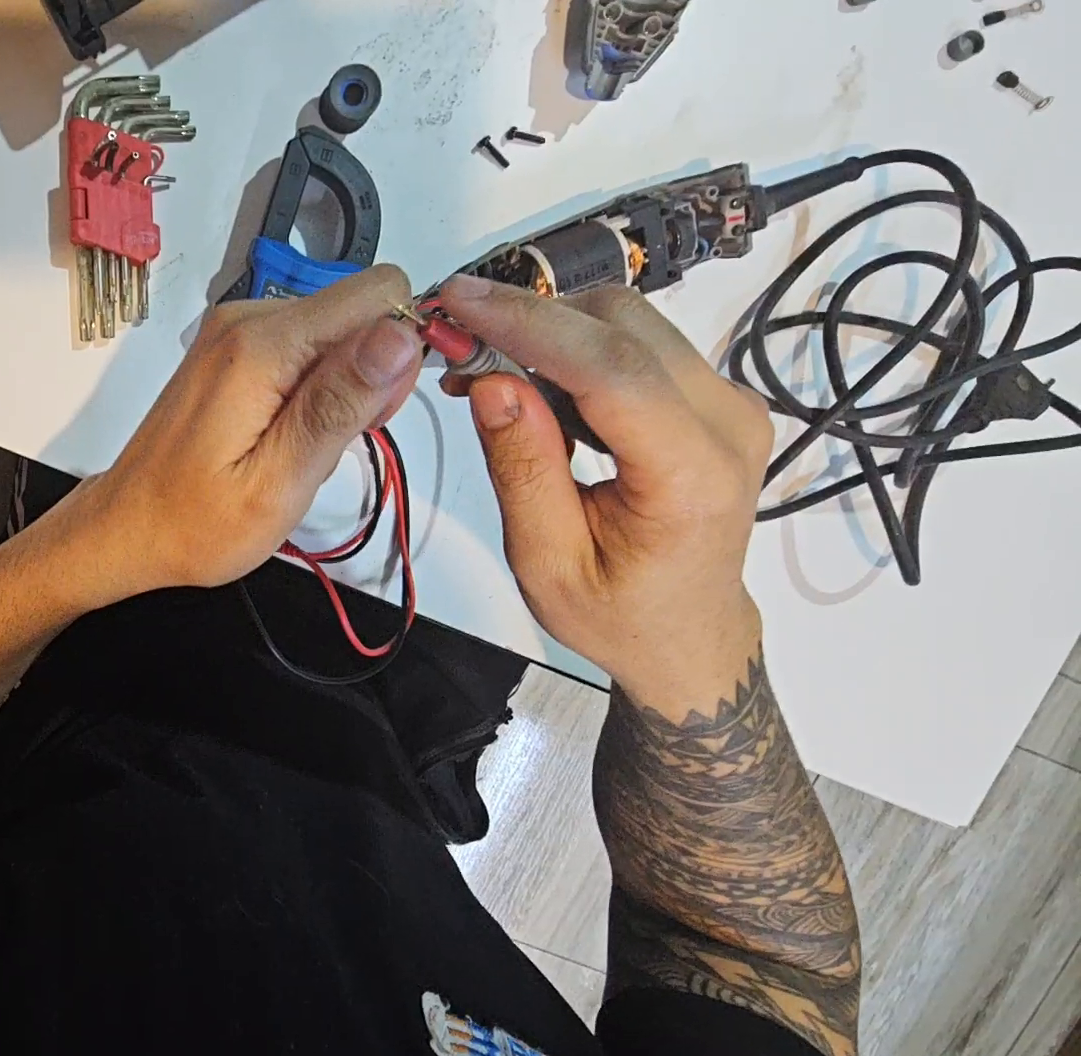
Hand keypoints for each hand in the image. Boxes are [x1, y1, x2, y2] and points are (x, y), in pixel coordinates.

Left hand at [53, 265, 423, 604]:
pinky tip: (282, 436)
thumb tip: (400, 334)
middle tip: (326, 445)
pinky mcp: (232, 351)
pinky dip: (309, 392)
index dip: (399, 352)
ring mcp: (236, 333)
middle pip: (358, 313)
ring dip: (338, 392)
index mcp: (261, 346)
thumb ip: (338, 405)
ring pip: (335, 335)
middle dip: (367, 378)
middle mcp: (246, 321)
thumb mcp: (277, 482)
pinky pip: (304, 350)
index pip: (379, 294)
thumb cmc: (193, 523)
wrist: (127, 527)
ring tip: (297, 449)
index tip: (372, 415)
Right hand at [435, 277, 773, 712]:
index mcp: (690, 474)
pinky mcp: (705, 399)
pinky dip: (565, 349)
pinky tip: (520, 382)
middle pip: (622, 325)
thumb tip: (491, 383)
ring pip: (626, 324)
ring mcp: (723, 404)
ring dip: (542, 330)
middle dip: (527, 318)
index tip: (458, 301)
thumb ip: (521, 468)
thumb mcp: (544, 559)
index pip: (610, 368)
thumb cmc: (616, 614)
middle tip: (451, 341)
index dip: (528, 325)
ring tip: (476, 369)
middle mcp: (724, 422)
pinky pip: (630, 346)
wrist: (686, 634)